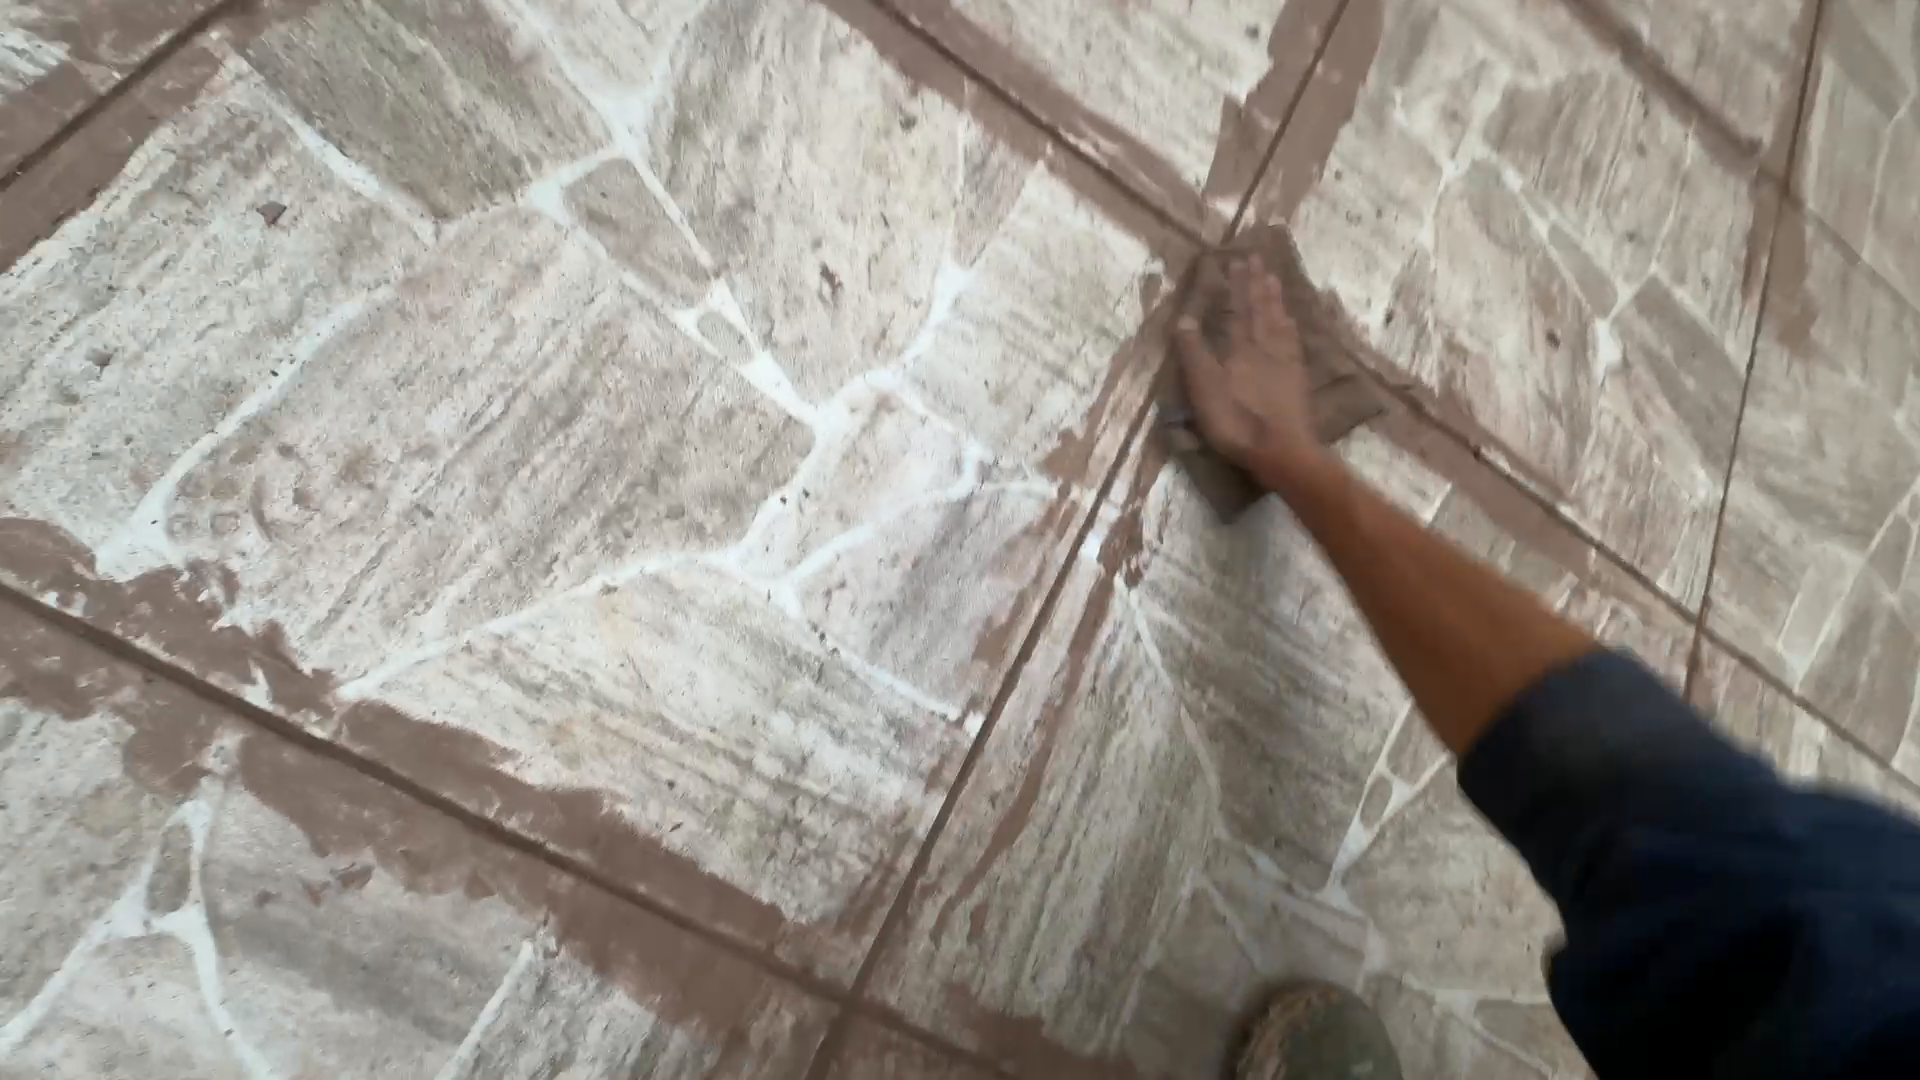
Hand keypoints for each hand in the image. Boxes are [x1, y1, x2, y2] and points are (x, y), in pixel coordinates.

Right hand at [1174, 255, 1329, 491]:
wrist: (1282, 450)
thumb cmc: (1236, 421)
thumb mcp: (1204, 389)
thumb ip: (1194, 354)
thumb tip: (1184, 318)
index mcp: (1241, 348)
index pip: (1237, 309)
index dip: (1235, 285)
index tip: (1236, 260)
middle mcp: (1265, 347)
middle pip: (1261, 309)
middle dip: (1257, 283)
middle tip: (1258, 258)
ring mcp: (1285, 362)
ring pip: (1280, 321)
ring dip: (1276, 299)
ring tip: (1275, 279)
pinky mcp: (1297, 379)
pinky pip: (1294, 342)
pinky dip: (1290, 326)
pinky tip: (1291, 322)